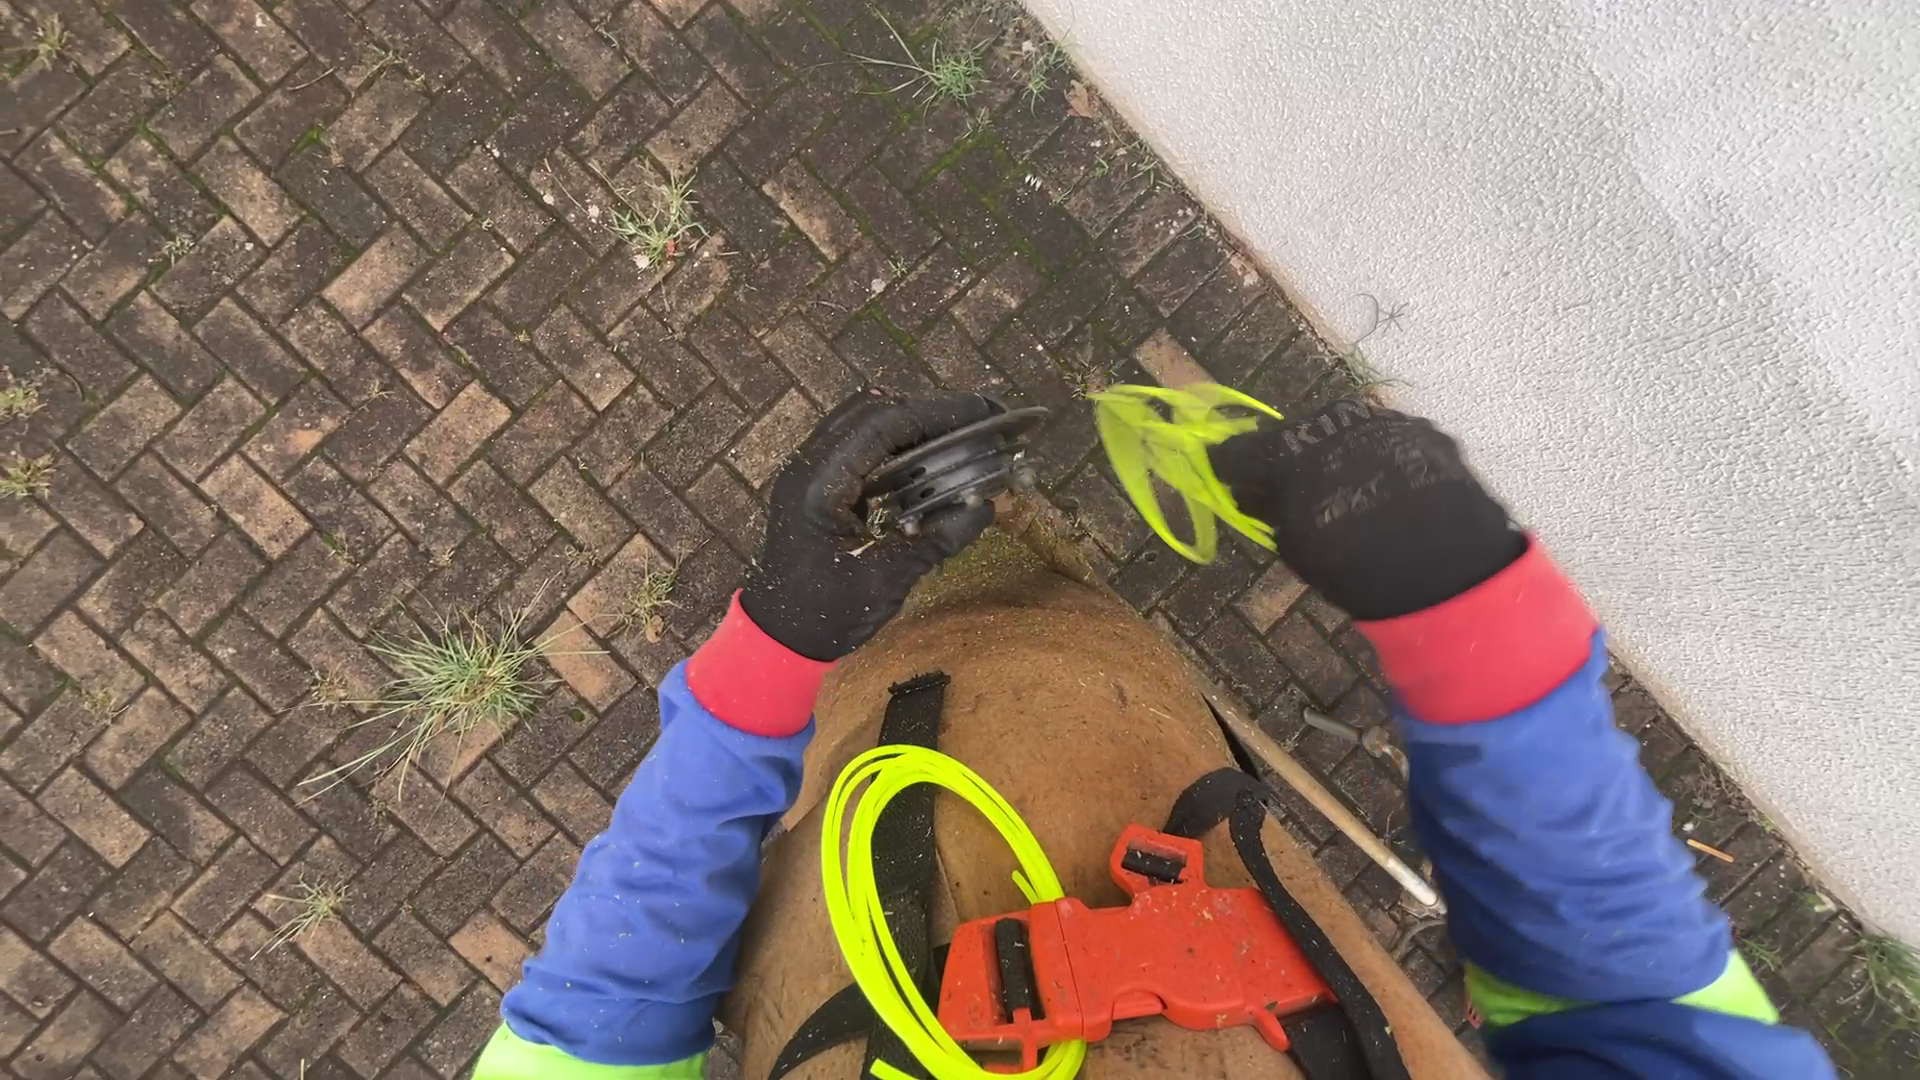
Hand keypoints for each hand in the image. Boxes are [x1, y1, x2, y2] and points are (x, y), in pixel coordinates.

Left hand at [742, 392, 999, 660]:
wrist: (777, 639)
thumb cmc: (825, 616)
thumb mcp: (886, 581)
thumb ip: (936, 541)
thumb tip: (986, 507)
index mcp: (819, 487)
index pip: (881, 426)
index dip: (935, 414)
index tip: (979, 412)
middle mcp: (807, 467)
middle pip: (869, 411)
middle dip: (924, 412)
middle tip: (973, 422)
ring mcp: (805, 472)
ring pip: (859, 421)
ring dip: (907, 423)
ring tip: (954, 435)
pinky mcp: (813, 484)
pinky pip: (853, 444)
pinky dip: (890, 442)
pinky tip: (923, 459)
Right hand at [1207, 399, 1524, 619]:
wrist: (1446, 568)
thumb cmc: (1352, 563)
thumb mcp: (1291, 544)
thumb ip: (1266, 509)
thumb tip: (1251, 493)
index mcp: (1286, 448)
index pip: (1240, 449)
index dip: (1229, 467)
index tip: (1227, 479)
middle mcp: (1330, 420)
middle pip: (1293, 434)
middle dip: (1285, 459)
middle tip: (1289, 490)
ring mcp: (1380, 418)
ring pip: (1340, 432)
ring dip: (1333, 455)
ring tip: (1344, 490)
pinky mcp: (1421, 428)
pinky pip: (1383, 438)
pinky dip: (1375, 458)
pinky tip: (1385, 489)